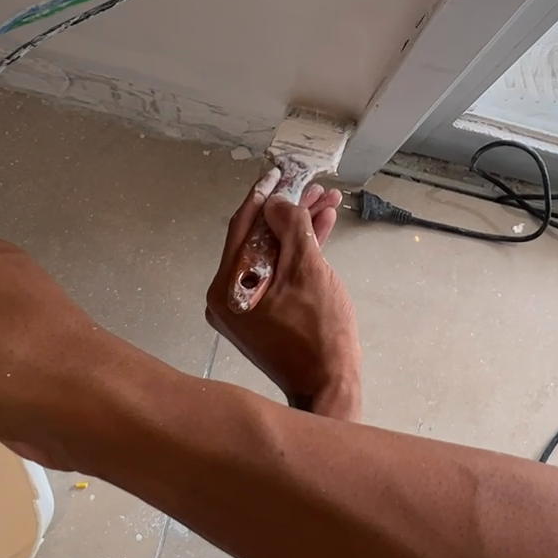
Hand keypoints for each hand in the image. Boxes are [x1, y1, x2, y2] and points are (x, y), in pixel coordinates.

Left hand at [205, 173, 359, 419]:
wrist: (330, 385)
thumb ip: (290, 227)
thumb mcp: (307, 269)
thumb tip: (275, 201)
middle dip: (290, 210)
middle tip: (313, 186)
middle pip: (260, 238)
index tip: (279, 172)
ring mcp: (246, 306)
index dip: (264, 194)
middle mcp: (227, 295)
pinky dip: (299, 253)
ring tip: (327, 201)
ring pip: (273, 253)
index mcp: (226, 285)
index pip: (242, 226)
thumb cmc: (319, 329)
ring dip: (299, 228)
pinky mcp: (264, 314)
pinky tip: (322, 227)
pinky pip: (279, 273)